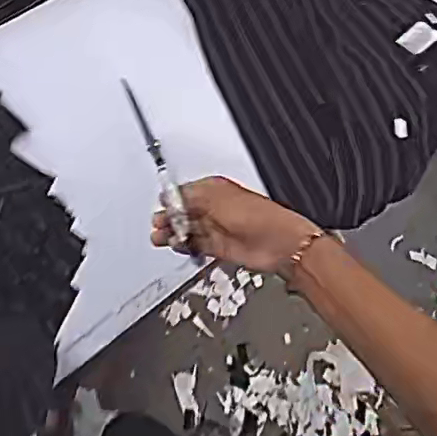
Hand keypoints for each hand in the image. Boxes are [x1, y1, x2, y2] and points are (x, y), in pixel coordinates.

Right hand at [151, 176, 321, 273]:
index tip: (160, 207)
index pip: (183, 192)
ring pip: (187, 229)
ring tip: (160, 238)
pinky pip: (196, 244)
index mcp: (213, 189)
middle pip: (183, 212)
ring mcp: (217, 227)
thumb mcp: (215, 199)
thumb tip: (170, 197)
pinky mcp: (220, 246)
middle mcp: (214, 207)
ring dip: (173, 233)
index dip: (170, 200)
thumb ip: (189, 198)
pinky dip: (185, 245)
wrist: (279, 243)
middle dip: (168, 218)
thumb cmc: (256, 215)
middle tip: (157, 224)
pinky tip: (177, 245)